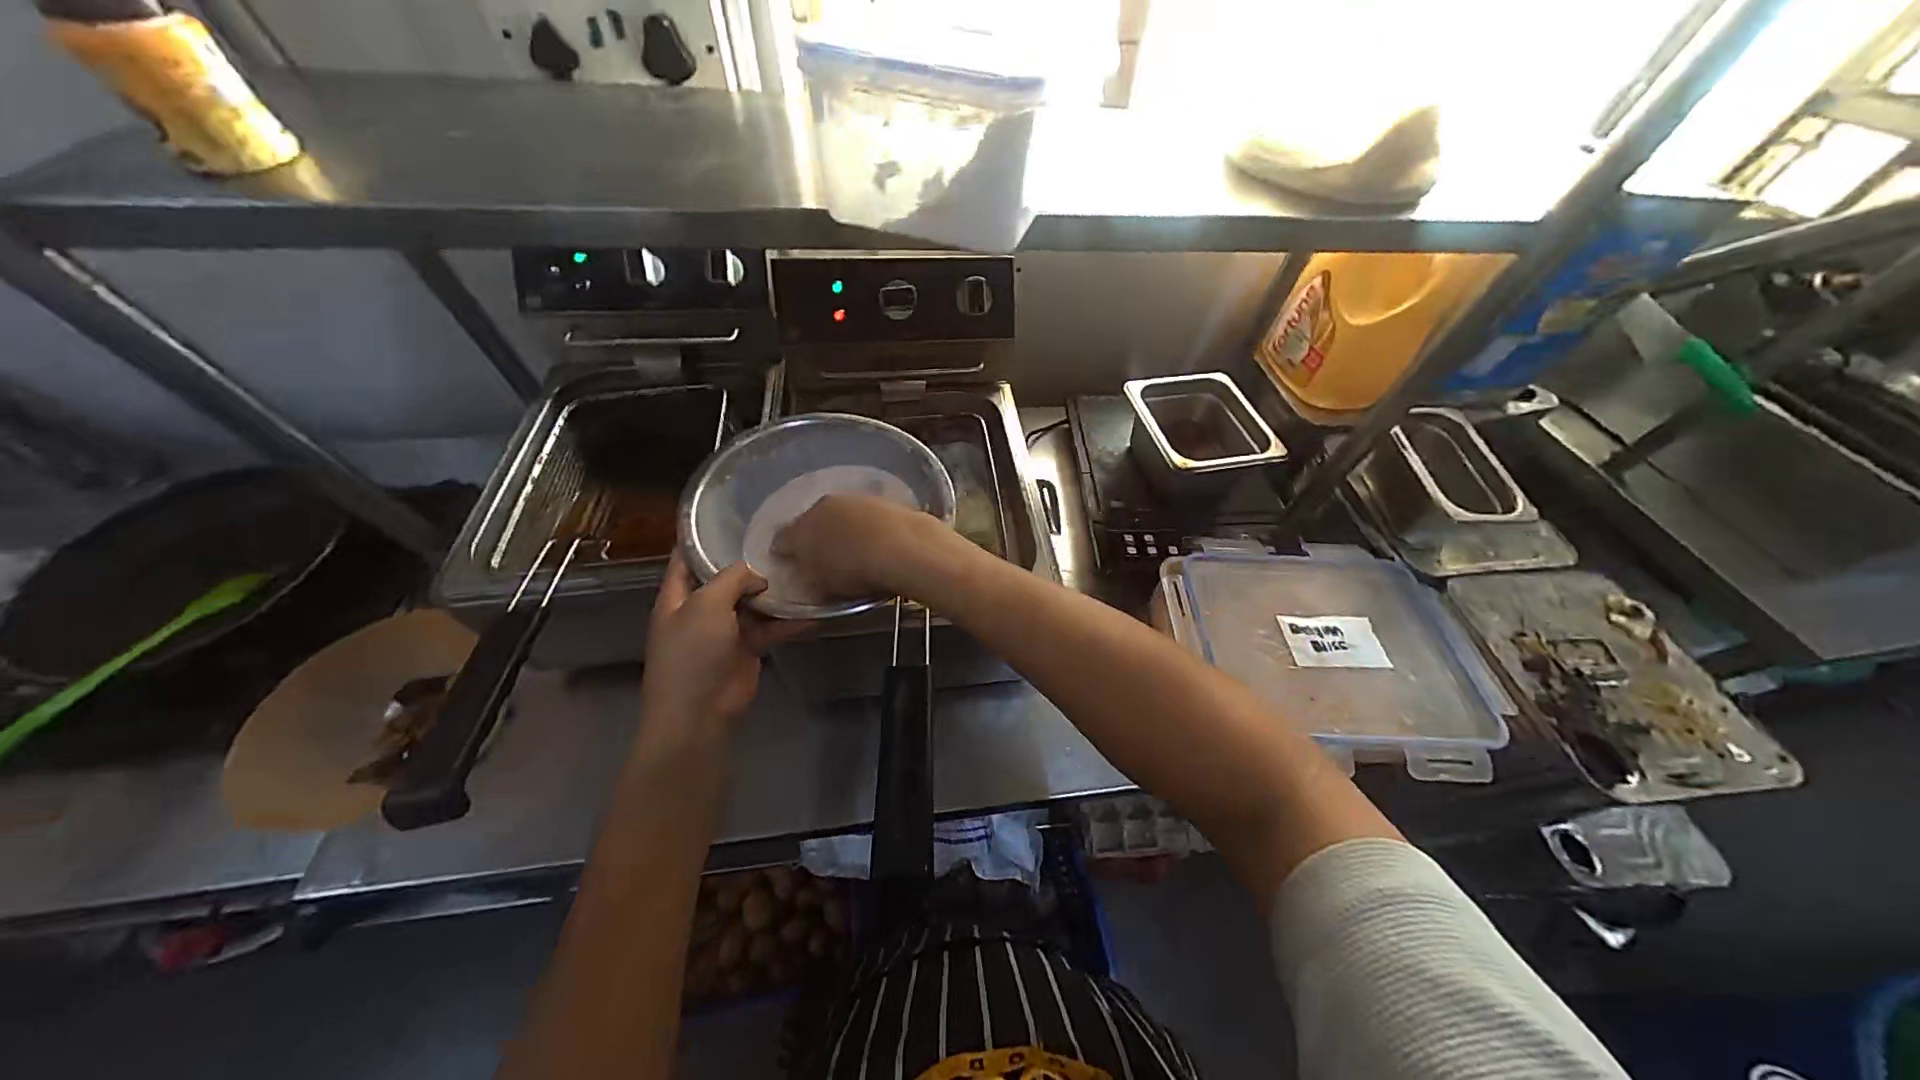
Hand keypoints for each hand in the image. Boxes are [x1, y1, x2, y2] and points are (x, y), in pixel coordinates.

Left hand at [637, 552, 807, 752]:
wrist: (699, 712)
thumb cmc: (692, 653)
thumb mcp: (706, 605)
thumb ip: (732, 579)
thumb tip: (757, 574)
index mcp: (677, 597)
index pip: (685, 558)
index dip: (700, 537)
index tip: (727, 515)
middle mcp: (699, 610)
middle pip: (724, 579)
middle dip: (747, 563)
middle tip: (779, 539)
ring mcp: (724, 631)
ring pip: (750, 603)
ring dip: (771, 592)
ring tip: (800, 570)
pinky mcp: (746, 649)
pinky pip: (768, 628)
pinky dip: (786, 621)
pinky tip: (809, 611)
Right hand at [772, 494, 962, 600]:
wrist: (905, 547)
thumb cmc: (857, 572)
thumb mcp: (824, 588)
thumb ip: (810, 580)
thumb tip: (807, 576)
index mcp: (800, 529)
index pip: (782, 540)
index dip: (784, 553)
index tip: (790, 564)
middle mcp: (821, 506)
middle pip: (811, 523)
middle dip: (814, 538)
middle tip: (824, 558)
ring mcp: (853, 499)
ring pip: (839, 515)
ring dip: (843, 529)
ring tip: (855, 551)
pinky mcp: (882, 499)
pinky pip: (866, 517)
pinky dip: (867, 528)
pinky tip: (878, 543)